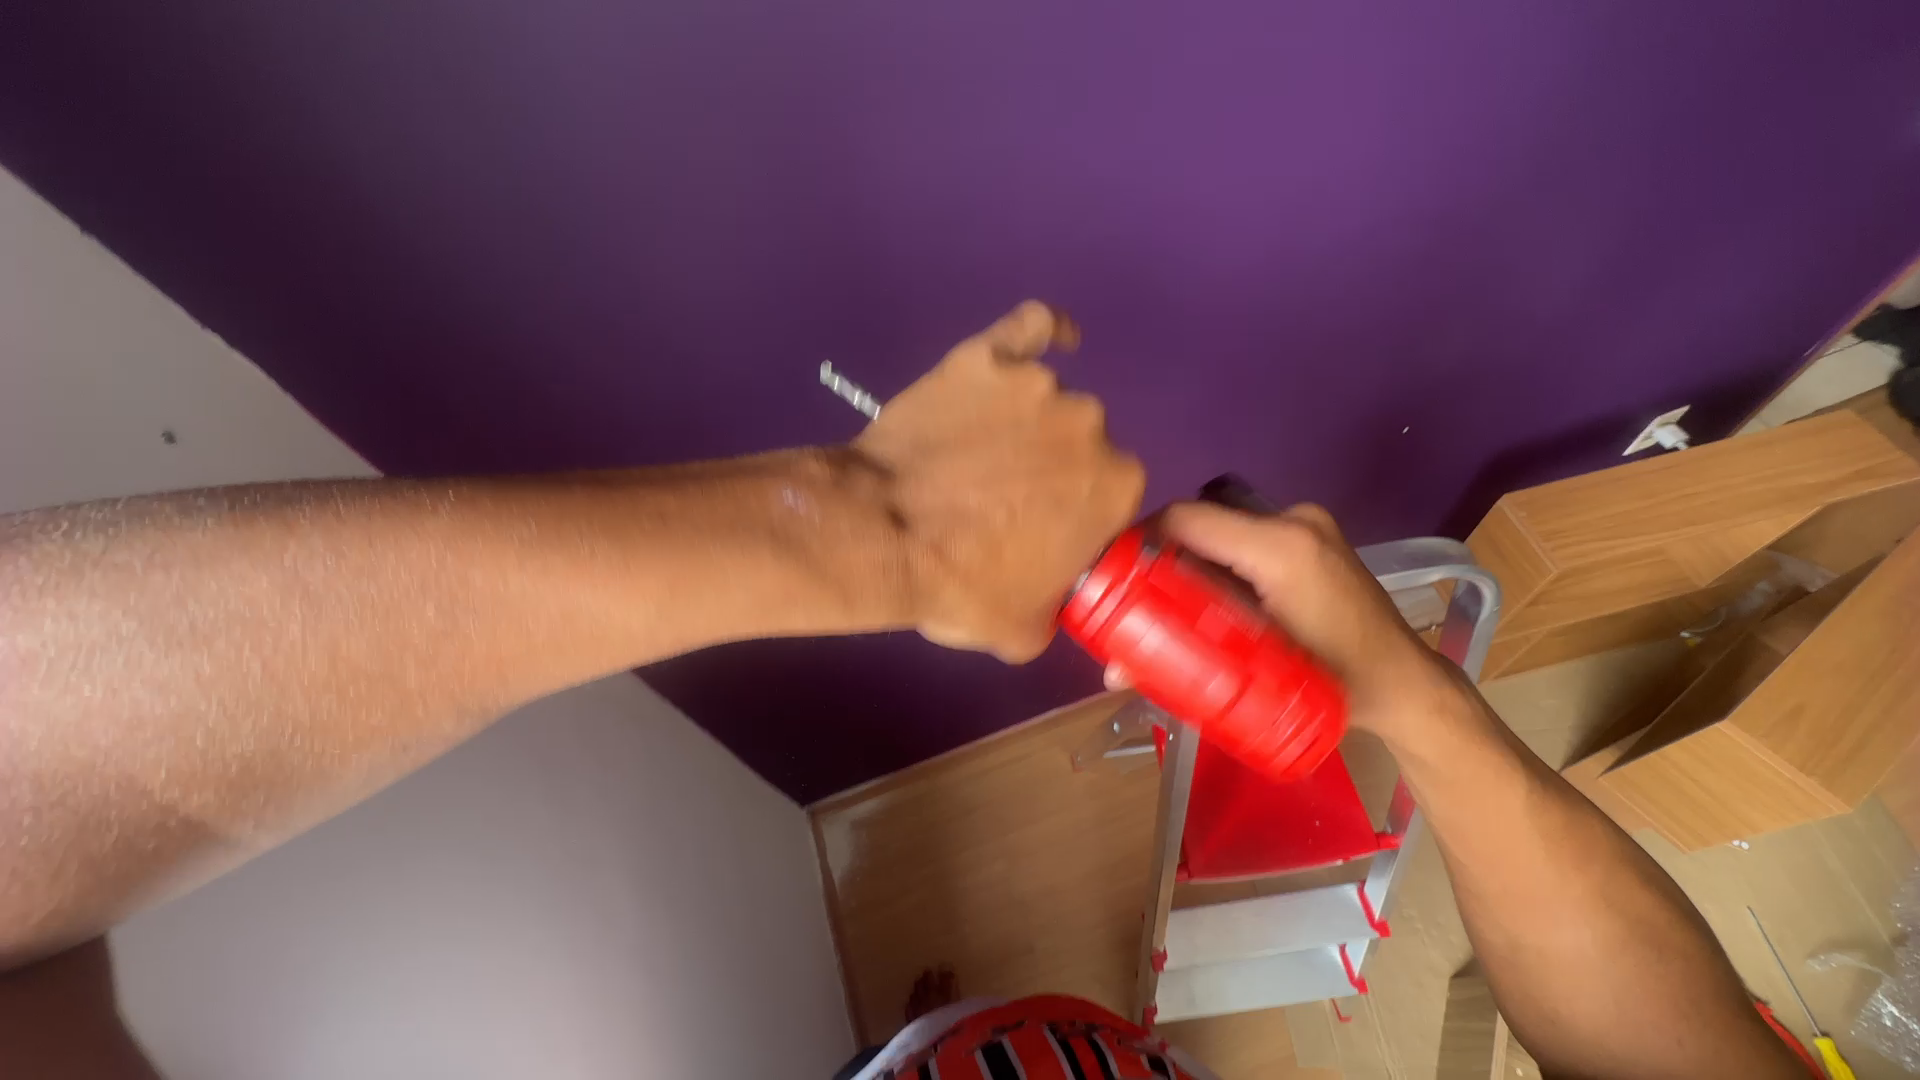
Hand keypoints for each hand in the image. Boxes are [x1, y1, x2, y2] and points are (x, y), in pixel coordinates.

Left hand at [855, 301, 1144, 661]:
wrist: (879, 535)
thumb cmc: (958, 587)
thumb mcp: (1026, 629)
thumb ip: (1058, 603)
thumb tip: (1049, 592)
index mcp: (1116, 487)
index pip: (1110, 498)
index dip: (1077, 517)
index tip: (1044, 533)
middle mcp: (1090, 425)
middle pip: (1080, 446)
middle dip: (1051, 472)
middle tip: (1001, 498)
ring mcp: (1036, 384)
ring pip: (1045, 402)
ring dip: (1024, 424)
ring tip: (974, 452)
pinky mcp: (986, 357)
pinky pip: (1032, 329)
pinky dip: (1047, 334)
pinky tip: (1052, 340)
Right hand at [1123, 501, 1470, 740]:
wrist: (1406, 686)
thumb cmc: (1336, 689)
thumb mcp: (1252, 678)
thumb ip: (1182, 667)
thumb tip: (1112, 672)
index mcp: (1280, 548)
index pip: (1186, 519)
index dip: (1139, 538)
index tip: (1112, 572)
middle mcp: (1293, 522)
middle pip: (1202, 522)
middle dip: (1162, 554)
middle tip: (1136, 591)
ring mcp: (1307, 525)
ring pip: (1222, 528)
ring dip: (1191, 557)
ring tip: (1170, 597)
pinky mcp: (1313, 536)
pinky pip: (1246, 536)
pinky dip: (1219, 559)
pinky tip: (1212, 595)